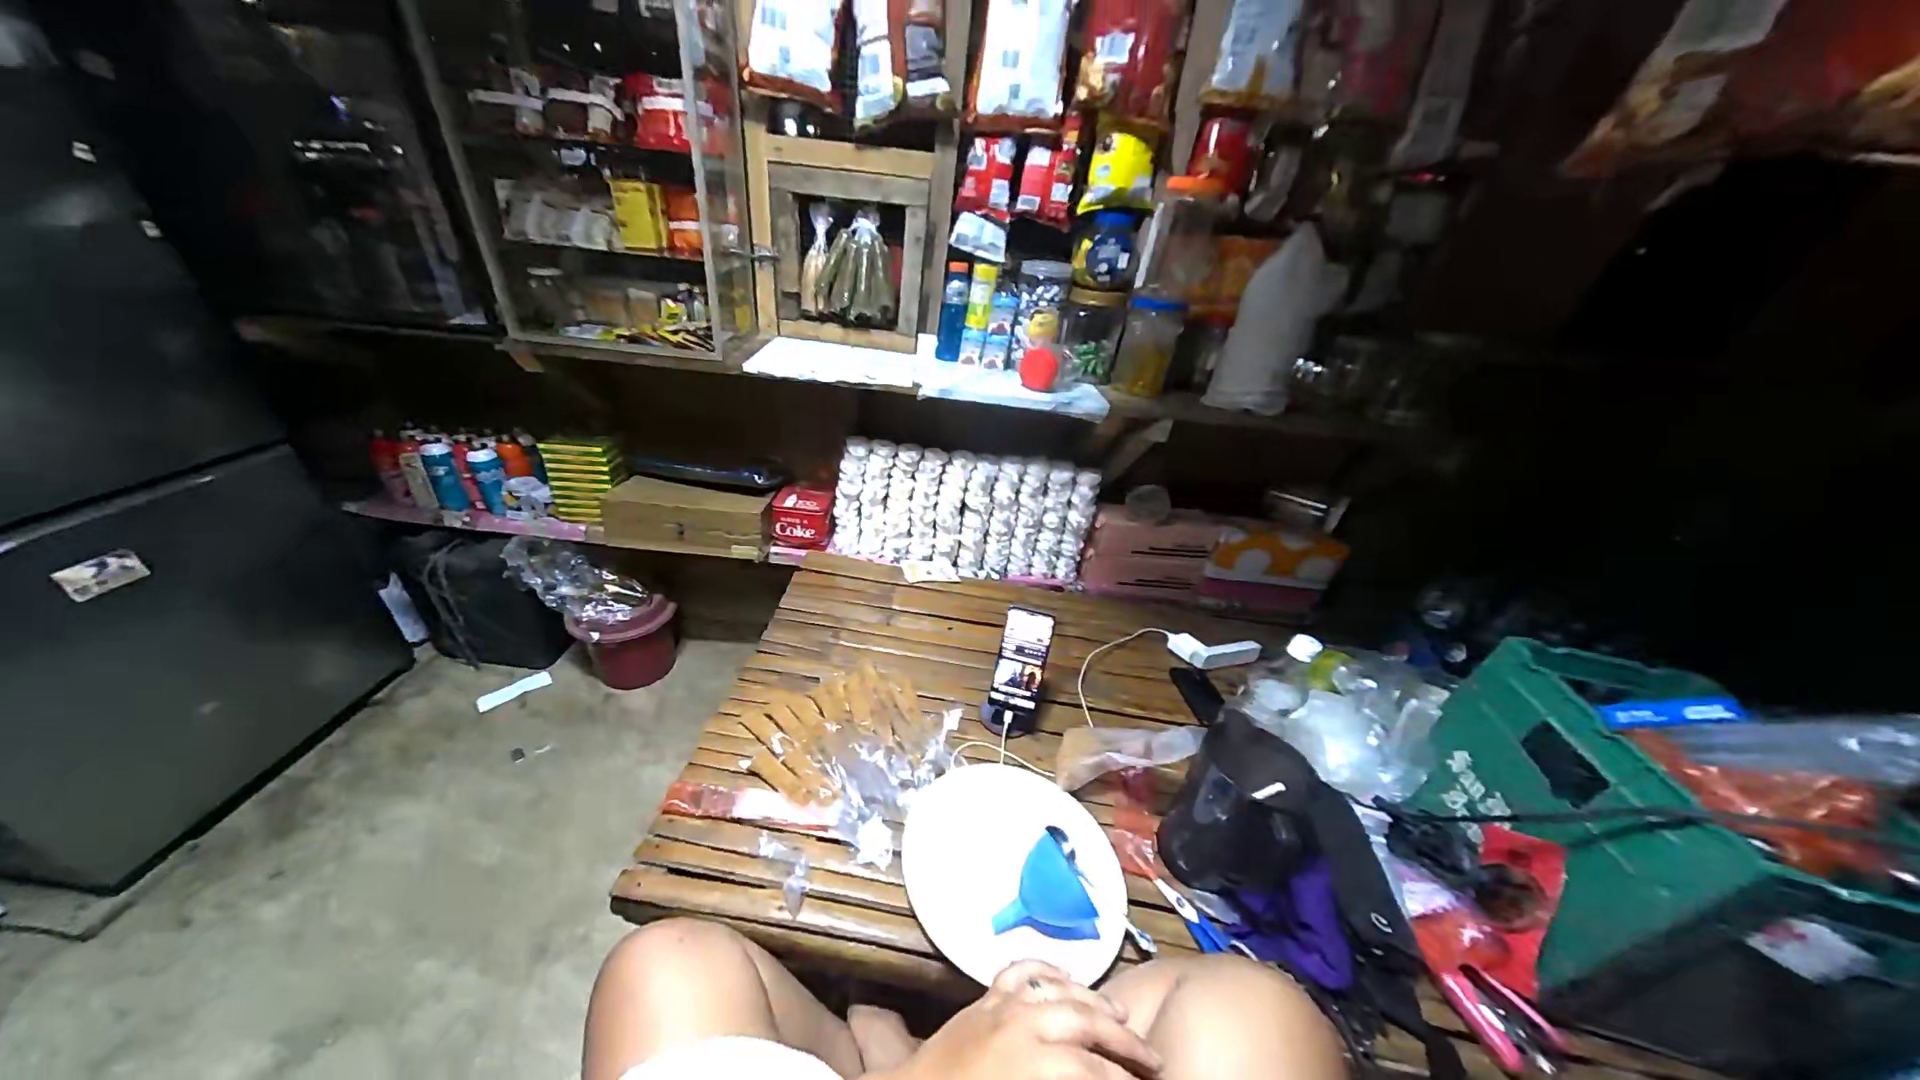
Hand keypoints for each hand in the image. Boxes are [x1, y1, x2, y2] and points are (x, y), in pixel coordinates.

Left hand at [868, 962, 1161, 1079]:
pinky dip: (1047, 970)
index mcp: (1031, 1063)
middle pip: (1085, 1021)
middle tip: (1152, 1056)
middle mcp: (1022, 1023)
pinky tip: (1066, 977)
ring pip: (1060, 989)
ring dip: (1094, 999)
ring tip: (1121, 1012)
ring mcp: (1003, 1003)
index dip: (1123, 1078)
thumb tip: (1094, 1078)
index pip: (1093, 1069)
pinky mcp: (986, 997)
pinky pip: (1022, 971)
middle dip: (1123, 1039)